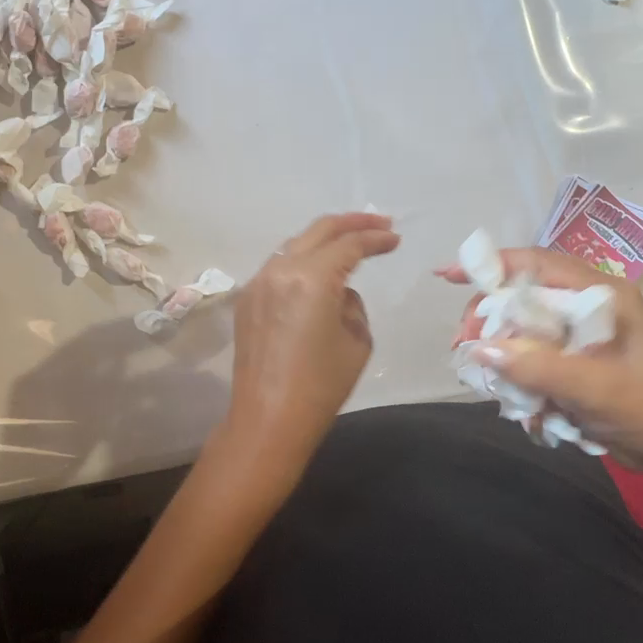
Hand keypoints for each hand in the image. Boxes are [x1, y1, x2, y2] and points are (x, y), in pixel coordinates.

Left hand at [228, 213, 400, 443]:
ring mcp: (257, 284)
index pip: (349, 245)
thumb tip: (338, 293)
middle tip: (379, 223)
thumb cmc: (321, 385)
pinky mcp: (246, 301)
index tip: (396, 239)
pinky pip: (277, 268)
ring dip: (323, 240)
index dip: (375, 238)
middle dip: (351, 224)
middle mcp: (279, 270)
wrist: (269, 419)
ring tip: (349, 243)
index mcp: (311, 278)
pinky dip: (301, 261)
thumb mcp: (357, 341)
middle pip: (318, 231)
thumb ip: (352, 305)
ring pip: (293, 246)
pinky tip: (317, 271)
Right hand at [443, 246, 642, 480]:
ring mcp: (582, 338)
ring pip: (522, 332)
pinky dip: (517, 377)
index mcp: (601, 295)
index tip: (446, 277)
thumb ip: (537, 367)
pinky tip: (513, 402)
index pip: (536, 265)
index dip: (490, 266)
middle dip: (488, 320)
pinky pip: (532, 360)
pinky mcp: (577, 365)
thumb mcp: (595, 388)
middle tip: (462, 348)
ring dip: (500, 354)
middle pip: (522, 298)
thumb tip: (479, 349)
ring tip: (482, 379)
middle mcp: (588, 308)